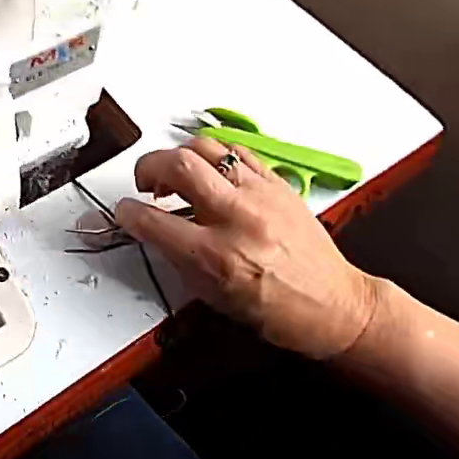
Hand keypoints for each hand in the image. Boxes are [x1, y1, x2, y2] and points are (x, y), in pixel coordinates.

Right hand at [116, 137, 379, 358]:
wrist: (333, 304)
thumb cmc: (281, 310)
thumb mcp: (214, 297)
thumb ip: (180, 260)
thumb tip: (156, 232)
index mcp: (216, 256)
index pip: (153, 220)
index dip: (128, 213)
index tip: (125, 211)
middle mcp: (237, 218)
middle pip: (177, 165)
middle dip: (148, 168)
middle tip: (146, 182)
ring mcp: (260, 196)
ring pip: (207, 147)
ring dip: (180, 156)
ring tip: (177, 174)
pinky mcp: (278, 185)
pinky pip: (238, 152)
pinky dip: (216, 155)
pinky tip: (211, 170)